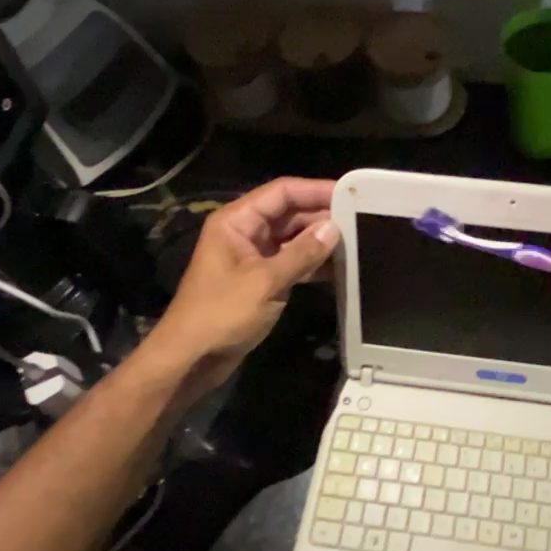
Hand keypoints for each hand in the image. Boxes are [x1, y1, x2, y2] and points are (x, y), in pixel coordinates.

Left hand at [142, 178, 337, 386]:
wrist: (190, 360)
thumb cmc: (221, 315)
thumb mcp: (266, 282)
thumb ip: (302, 253)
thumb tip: (334, 228)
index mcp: (237, 221)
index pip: (282, 192)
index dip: (315, 190)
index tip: (349, 194)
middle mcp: (244, 232)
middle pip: (289, 213)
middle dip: (321, 216)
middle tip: (360, 220)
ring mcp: (252, 257)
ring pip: (292, 239)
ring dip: (319, 241)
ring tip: (356, 242)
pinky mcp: (259, 281)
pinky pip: (291, 262)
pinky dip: (311, 264)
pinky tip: (339, 269)